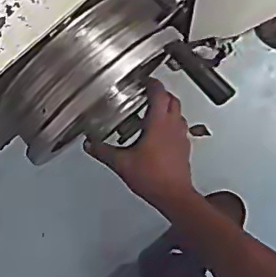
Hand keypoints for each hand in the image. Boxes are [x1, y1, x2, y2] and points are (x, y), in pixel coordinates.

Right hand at [87, 80, 196, 209]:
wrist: (174, 196)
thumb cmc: (154, 179)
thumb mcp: (121, 163)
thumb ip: (103, 151)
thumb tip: (91, 145)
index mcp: (158, 124)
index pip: (160, 95)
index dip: (153, 84)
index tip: (147, 80)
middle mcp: (173, 128)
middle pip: (173, 100)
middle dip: (162, 93)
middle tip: (151, 91)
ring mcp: (181, 138)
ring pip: (179, 114)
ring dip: (169, 108)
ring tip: (154, 111)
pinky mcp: (184, 149)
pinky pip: (181, 129)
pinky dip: (172, 125)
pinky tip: (161, 135)